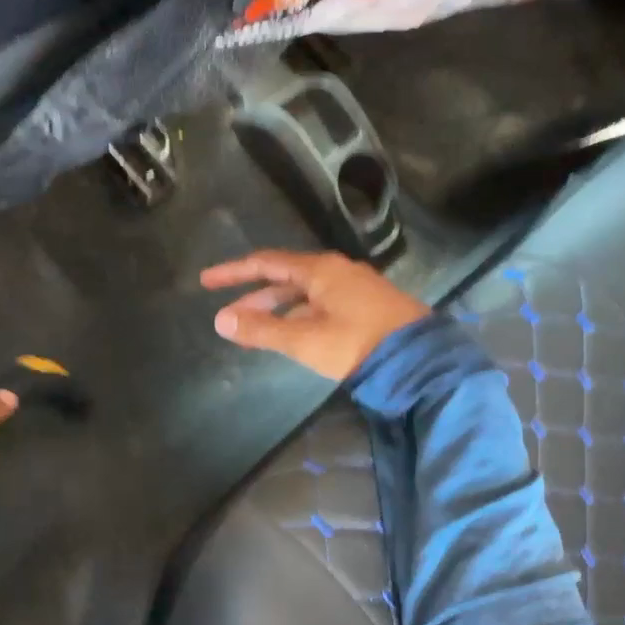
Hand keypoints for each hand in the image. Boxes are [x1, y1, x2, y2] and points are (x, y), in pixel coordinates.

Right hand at [201, 250, 429, 379]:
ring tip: (250, 331)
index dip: (233, 272)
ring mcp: (353, 289)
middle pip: (283, 278)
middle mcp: (336, 272)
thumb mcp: (303, 339)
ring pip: (301, 293)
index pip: (266, 262)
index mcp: (320, 271)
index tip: (206, 281)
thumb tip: (221, 319)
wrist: (418, 362)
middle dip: (252, 297)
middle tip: (227, 316)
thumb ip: (260, 329)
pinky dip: (294, 315)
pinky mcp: (364, 307)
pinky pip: (317, 304)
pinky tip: (286, 334)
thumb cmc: (356, 344)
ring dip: (273, 309)